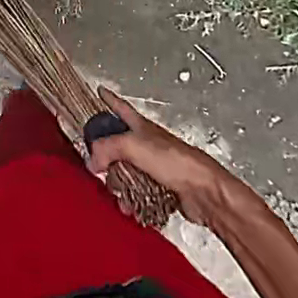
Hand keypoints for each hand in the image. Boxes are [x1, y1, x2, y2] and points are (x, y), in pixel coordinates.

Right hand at [86, 87, 254, 227]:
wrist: (204, 192)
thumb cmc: (179, 162)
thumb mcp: (133, 145)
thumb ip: (107, 148)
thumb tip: (92, 160)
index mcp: (141, 126)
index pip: (120, 107)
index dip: (109, 98)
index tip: (100, 91)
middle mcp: (147, 144)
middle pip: (117, 145)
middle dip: (106, 158)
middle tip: (99, 165)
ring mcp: (154, 166)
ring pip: (125, 172)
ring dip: (119, 184)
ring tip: (119, 191)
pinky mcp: (159, 187)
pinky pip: (136, 192)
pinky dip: (131, 200)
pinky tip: (132, 205)